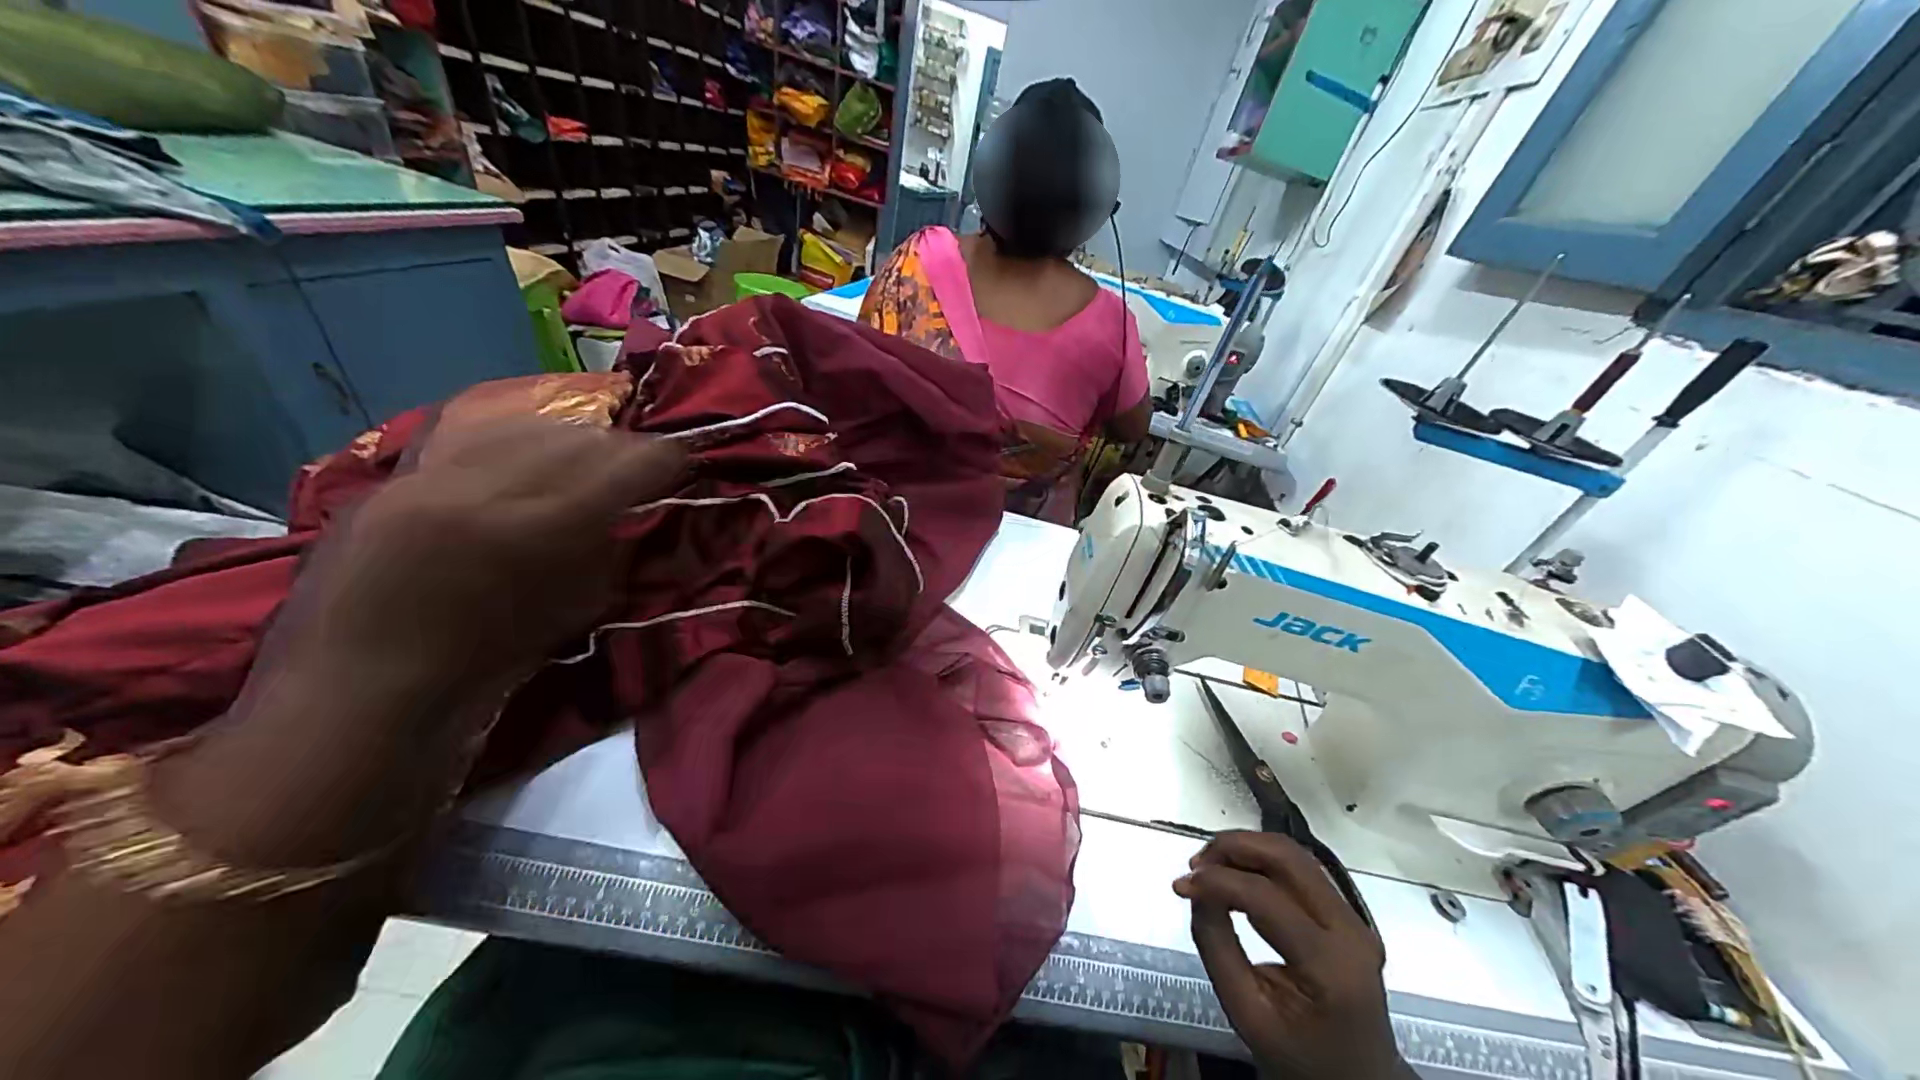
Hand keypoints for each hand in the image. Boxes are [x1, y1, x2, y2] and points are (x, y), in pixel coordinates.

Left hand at [149, 419, 687, 864]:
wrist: (358, 699)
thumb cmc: (484, 673)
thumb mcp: (574, 612)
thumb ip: (606, 550)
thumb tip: (632, 510)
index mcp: (536, 529)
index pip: (622, 464)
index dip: (664, 458)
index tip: (683, 461)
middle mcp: (481, 485)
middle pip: (576, 435)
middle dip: (620, 447)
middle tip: (642, 463)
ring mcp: (428, 475)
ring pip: (522, 425)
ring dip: (568, 439)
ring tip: (588, 456)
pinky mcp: (392, 479)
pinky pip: (471, 436)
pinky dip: (513, 440)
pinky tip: (528, 454)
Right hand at [1174, 832, 1408, 1079]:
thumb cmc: (1299, 1056)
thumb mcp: (1246, 1012)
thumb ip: (1217, 946)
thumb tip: (1196, 890)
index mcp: (1329, 966)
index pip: (1266, 898)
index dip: (1217, 882)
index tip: (1180, 885)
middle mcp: (1350, 931)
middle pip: (1288, 859)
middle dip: (1233, 847)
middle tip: (1195, 864)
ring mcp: (1355, 920)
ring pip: (1295, 855)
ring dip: (1247, 848)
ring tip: (1210, 865)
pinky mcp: (1348, 914)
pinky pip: (1302, 869)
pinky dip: (1262, 859)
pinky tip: (1236, 872)